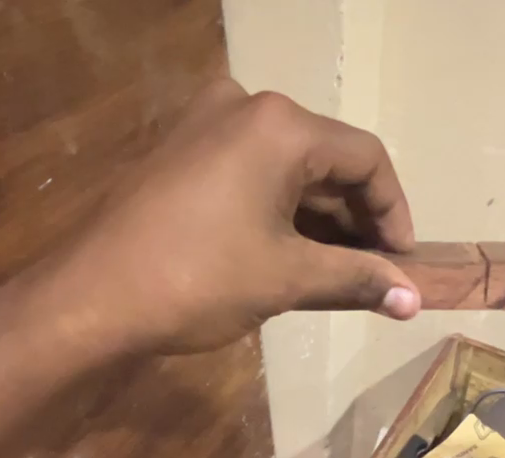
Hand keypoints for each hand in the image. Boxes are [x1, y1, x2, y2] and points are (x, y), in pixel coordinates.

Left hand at [25, 80, 421, 356]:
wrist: (92, 300)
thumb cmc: (198, 282)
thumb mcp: (286, 279)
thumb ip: (356, 279)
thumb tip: (412, 301)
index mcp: (279, 126)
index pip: (365, 159)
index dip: (394, 213)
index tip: (404, 264)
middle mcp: (245, 108)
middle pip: (327, 160)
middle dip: (357, 221)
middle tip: (377, 275)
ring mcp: (207, 126)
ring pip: (289, 172)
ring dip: (321, 222)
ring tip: (342, 275)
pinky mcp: (183, 155)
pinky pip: (253, 178)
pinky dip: (282, 215)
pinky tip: (295, 257)